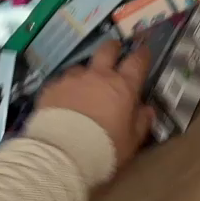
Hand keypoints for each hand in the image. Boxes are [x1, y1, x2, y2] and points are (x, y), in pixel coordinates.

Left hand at [37, 40, 153, 166]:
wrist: (63, 153)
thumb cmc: (104, 148)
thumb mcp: (131, 141)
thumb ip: (141, 122)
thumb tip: (147, 110)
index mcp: (122, 87)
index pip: (137, 61)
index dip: (142, 54)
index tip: (143, 51)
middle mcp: (98, 76)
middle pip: (107, 49)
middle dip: (113, 48)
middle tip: (114, 51)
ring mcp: (73, 79)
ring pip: (82, 67)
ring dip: (86, 74)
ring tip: (83, 88)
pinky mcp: (52, 87)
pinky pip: (62, 82)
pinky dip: (66, 88)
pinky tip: (63, 102)